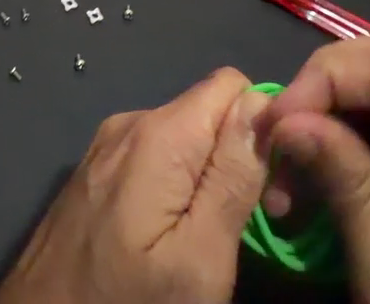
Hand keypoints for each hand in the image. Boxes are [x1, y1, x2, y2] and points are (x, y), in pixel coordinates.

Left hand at [0, 68, 271, 302]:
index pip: (234, 86)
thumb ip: (233, 177)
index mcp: (158, 133)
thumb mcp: (199, 258)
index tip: (273, 192)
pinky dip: (175, 186)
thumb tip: (263, 101)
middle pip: (209, 113)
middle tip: (245, 230)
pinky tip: (166, 235)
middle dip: (238, 160)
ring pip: (184, 137)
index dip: (264, 130)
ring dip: (206, 178)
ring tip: (203, 241)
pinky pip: (154, 157)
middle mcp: (130, 123)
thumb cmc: (125, 302)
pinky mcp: (96, 171)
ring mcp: (107, 147)